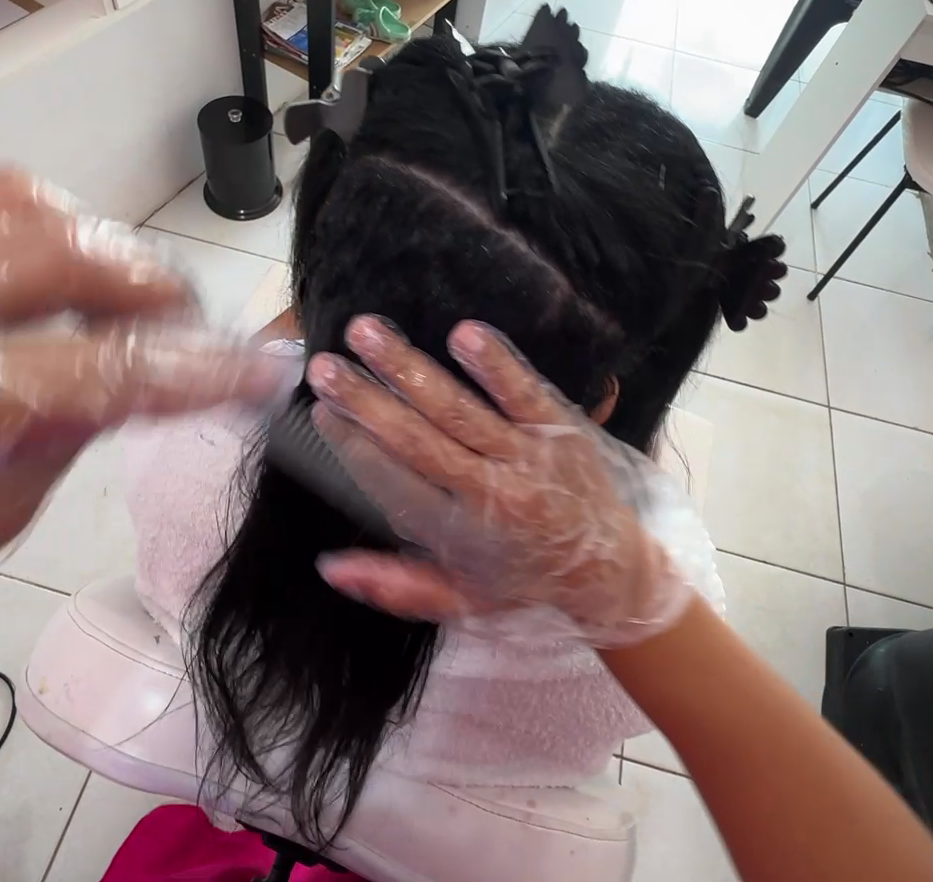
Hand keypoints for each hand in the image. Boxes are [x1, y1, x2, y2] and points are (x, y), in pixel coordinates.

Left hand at [0, 134, 291, 747]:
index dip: (200, 370)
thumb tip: (154, 364)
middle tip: (188, 323)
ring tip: (109, 286)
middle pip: (60, 252)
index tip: (262, 369)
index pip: (101, 369)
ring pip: (2, 193)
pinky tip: (16, 239)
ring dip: (81, 237)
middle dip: (149, 287)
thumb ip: (73, 420)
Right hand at [303, 316, 691, 646]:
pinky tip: (461, 333)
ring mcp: (526, 456)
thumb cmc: (524, 582)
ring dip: (409, 369)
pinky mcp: (559, 428)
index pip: (393, 485)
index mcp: (460, 534)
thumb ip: (395, 586)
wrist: (613, 569)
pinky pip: (523, 391)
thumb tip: (329, 567)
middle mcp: (490, 492)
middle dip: (366, 400)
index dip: (353, 447)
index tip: (319, 412)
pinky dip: (493, 364)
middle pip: (417, 440)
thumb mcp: (460, 600)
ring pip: (458, 409)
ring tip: (365, 332)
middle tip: (323, 366)